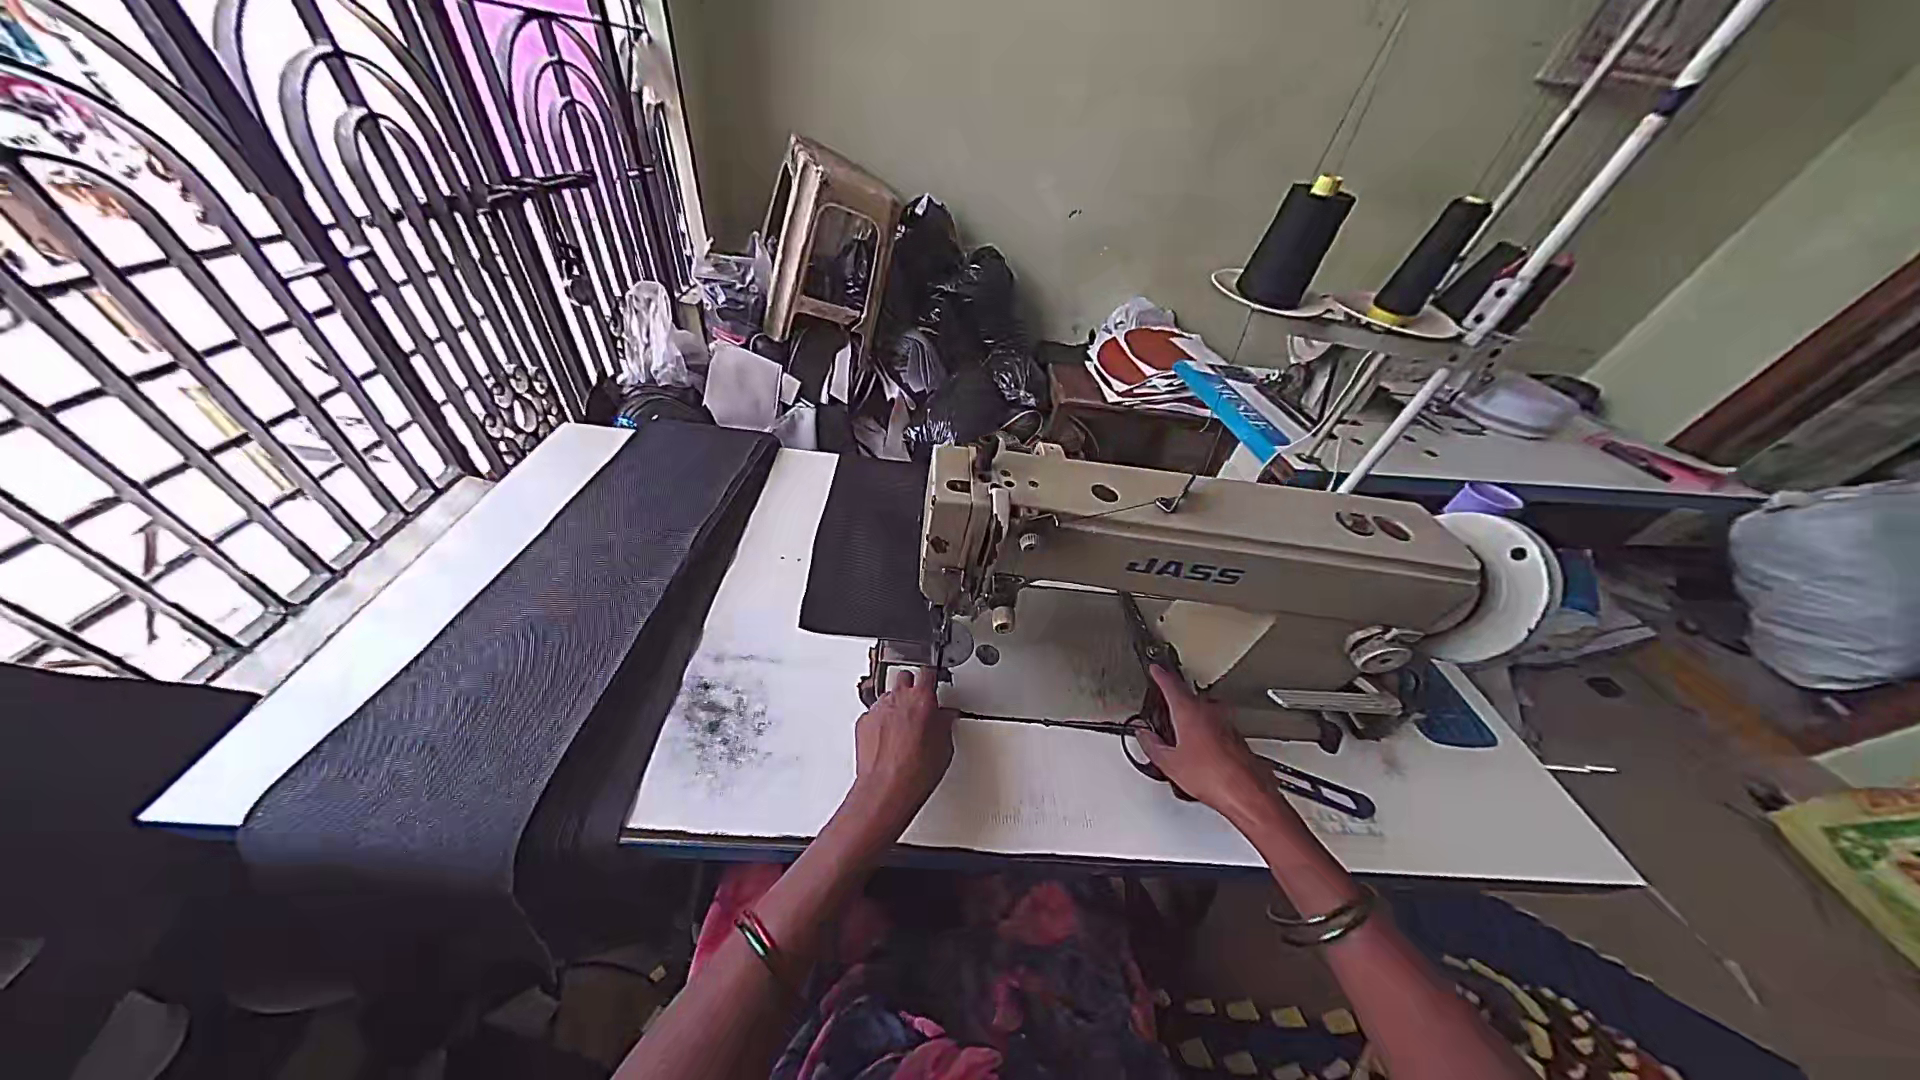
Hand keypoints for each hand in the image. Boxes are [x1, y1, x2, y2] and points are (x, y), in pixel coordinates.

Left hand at [850, 667, 956, 828]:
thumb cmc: (915, 772)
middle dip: (912, 686)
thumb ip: (944, 723)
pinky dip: (881, 720)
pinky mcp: (864, 722)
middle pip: (904, 677)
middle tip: (919, 701)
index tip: (934, 681)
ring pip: (888, 695)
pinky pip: (874, 713)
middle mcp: (898, 699)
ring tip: (903, 724)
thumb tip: (944, 720)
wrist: (886, 789)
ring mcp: (878, 709)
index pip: (928, 673)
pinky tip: (889, 737)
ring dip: (896, 704)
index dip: (932, 677)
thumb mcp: (944, 747)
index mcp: (922, 699)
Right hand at [1137, 666, 1290, 827]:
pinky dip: (1204, 728)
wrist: (1248, 794)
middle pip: (1188, 696)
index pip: (1171, 684)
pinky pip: (1215, 724)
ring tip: (1179, 729)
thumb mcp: (1170, 763)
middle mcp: (1209, 712)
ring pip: (1203, 710)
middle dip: (1174, 698)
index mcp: (1189, 712)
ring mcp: (1226, 723)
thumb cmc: (1214, 776)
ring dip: (1190, 714)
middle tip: (1163, 701)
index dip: (1160, 675)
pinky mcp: (1236, 736)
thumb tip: (1144, 736)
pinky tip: (1199, 745)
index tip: (1156, 668)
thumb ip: (1152, 745)